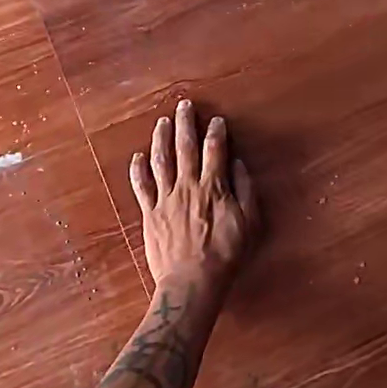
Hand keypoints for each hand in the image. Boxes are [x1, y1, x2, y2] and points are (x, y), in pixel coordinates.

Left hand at [129, 99, 258, 291]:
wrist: (192, 282)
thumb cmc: (225, 255)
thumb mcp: (249, 223)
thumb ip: (244, 190)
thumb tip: (237, 164)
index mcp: (212, 187)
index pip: (214, 150)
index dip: (216, 132)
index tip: (217, 120)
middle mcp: (187, 186)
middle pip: (185, 147)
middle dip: (185, 123)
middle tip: (184, 105)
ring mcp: (165, 199)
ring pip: (160, 160)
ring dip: (161, 138)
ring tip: (162, 122)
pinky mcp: (150, 214)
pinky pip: (141, 187)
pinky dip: (138, 170)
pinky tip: (137, 157)